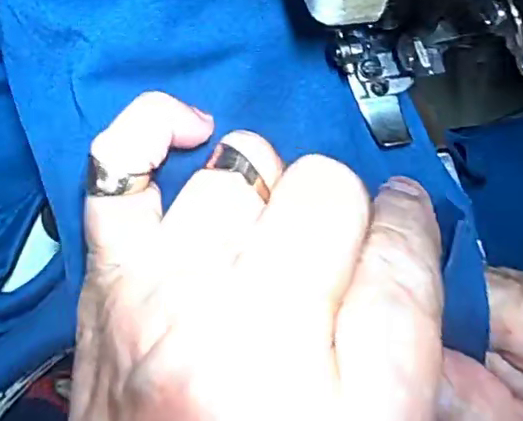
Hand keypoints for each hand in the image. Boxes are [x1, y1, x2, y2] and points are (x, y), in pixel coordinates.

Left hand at [71, 92, 450, 420]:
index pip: (400, 269)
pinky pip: (118, 164)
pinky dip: (152, 129)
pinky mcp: (109, 276)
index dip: (413, 228)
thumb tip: (405, 244)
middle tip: (335, 240)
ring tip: (267, 226)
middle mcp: (241, 337)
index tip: (410, 215)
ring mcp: (162, 292)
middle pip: (324, 196)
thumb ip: (406, 351)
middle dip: (344, 209)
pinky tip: (190, 135)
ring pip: (241, 164)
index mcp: (338, 412)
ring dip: (268, 185)